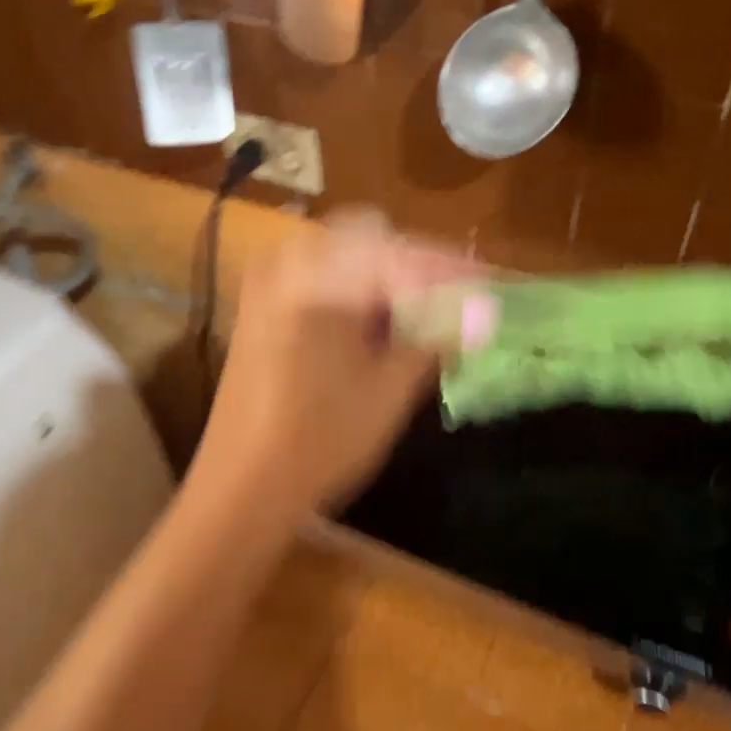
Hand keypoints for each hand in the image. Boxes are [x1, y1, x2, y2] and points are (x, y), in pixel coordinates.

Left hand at [187, 210, 482, 520]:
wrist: (242, 487)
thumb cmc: (322, 439)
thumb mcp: (391, 390)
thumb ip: (435, 339)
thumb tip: (477, 312)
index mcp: (322, 273)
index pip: (402, 249)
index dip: (450, 267)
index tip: (488, 281)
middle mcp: (288, 264)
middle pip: (369, 243)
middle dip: (415, 271)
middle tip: (453, 305)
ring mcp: (266, 289)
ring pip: (342, 265)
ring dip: (384, 286)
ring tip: (420, 324)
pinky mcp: (257, 316)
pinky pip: (317, 287)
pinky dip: (352, 301)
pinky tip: (376, 334)